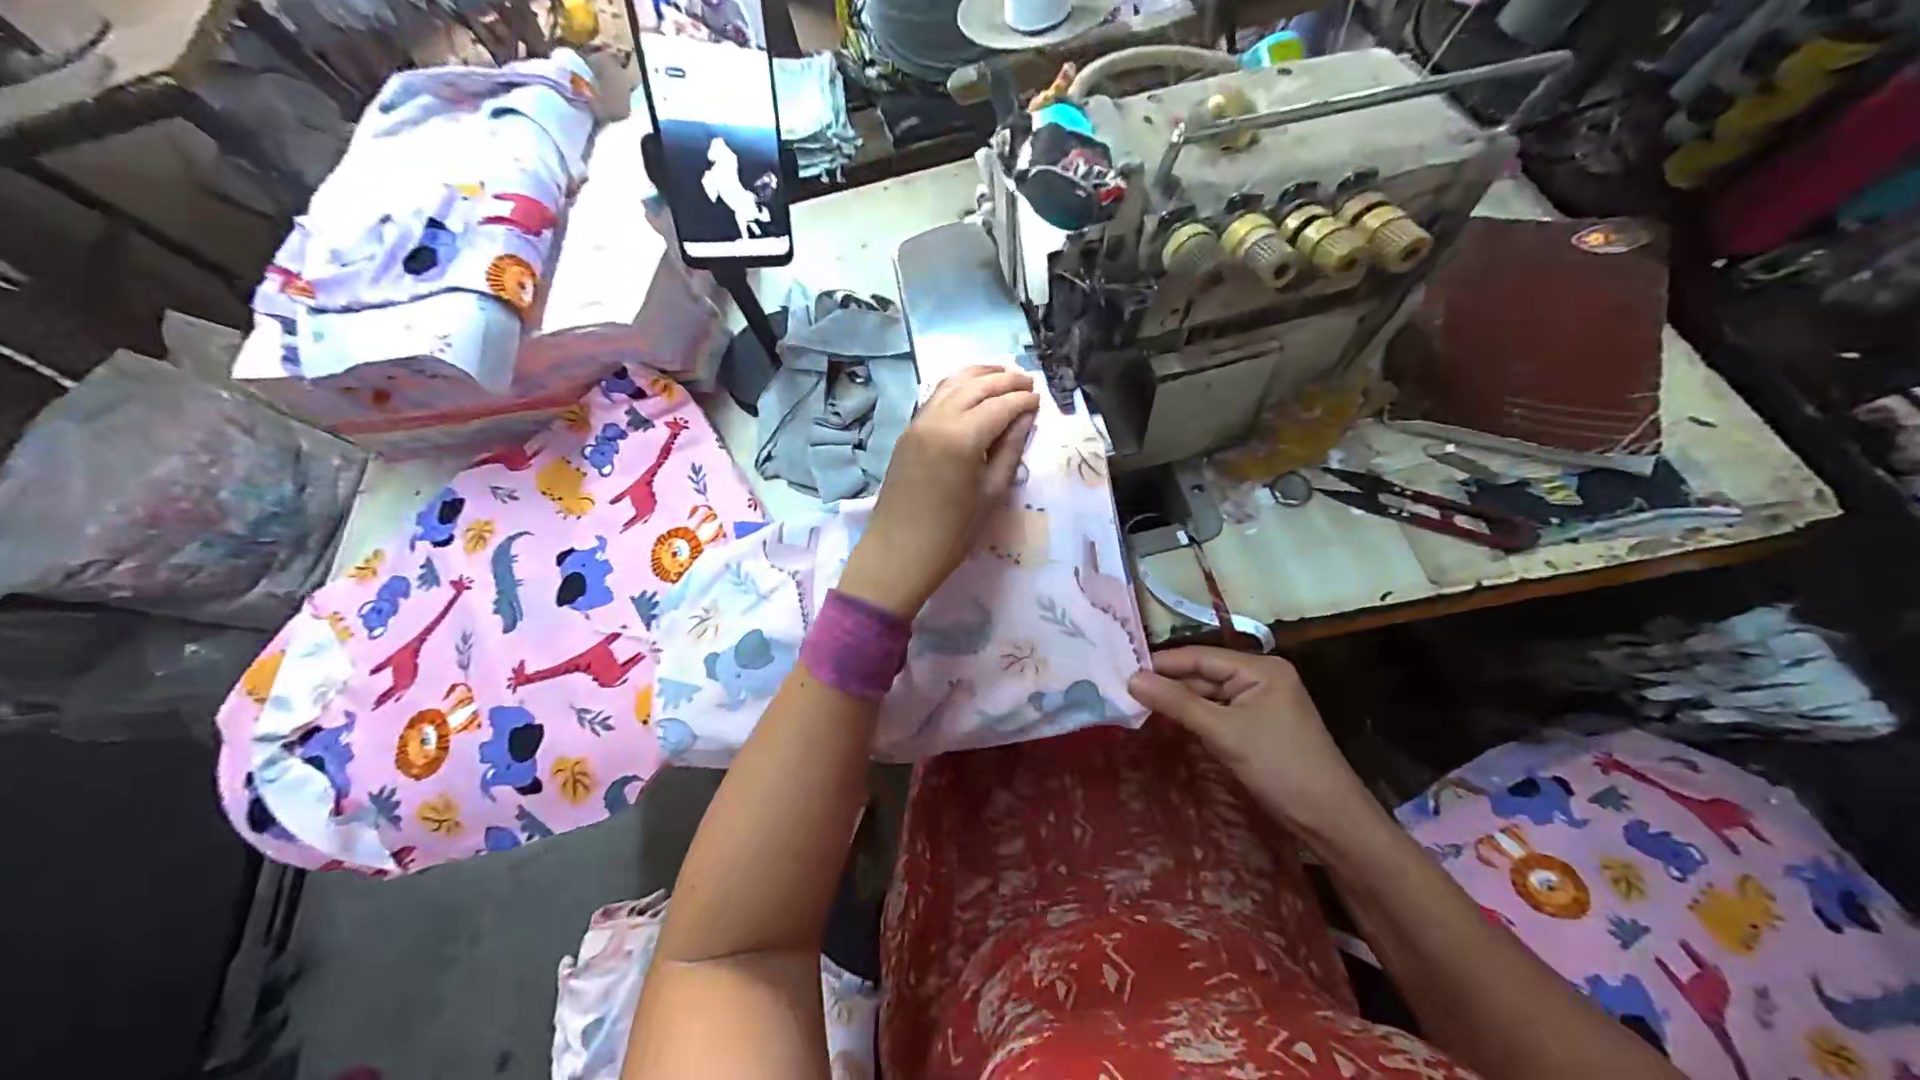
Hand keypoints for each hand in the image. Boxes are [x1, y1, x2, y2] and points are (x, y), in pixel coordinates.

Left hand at [838, 366, 1039, 617]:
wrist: (899, 551)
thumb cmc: (953, 531)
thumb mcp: (992, 492)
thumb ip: (1010, 449)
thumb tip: (1025, 417)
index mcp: (962, 436)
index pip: (1000, 405)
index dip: (1023, 400)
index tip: (1041, 398)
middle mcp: (938, 419)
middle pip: (976, 386)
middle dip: (1005, 381)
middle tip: (1028, 381)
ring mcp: (918, 423)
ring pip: (952, 384)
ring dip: (979, 376)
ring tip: (1003, 375)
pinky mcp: (908, 432)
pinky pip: (936, 398)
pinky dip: (958, 387)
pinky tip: (972, 392)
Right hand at [1128, 647, 1376, 838]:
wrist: (1330, 819)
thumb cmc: (1279, 767)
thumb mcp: (1223, 732)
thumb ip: (1177, 703)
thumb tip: (1131, 679)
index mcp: (1261, 668)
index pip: (1200, 656)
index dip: (1162, 663)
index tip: (1122, 669)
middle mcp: (1262, 677)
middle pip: (1204, 674)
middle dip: (1168, 684)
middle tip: (1123, 690)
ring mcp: (1261, 703)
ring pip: (1209, 695)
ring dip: (1179, 703)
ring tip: (1137, 705)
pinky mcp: (1258, 726)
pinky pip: (1219, 713)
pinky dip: (1196, 718)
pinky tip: (1169, 722)